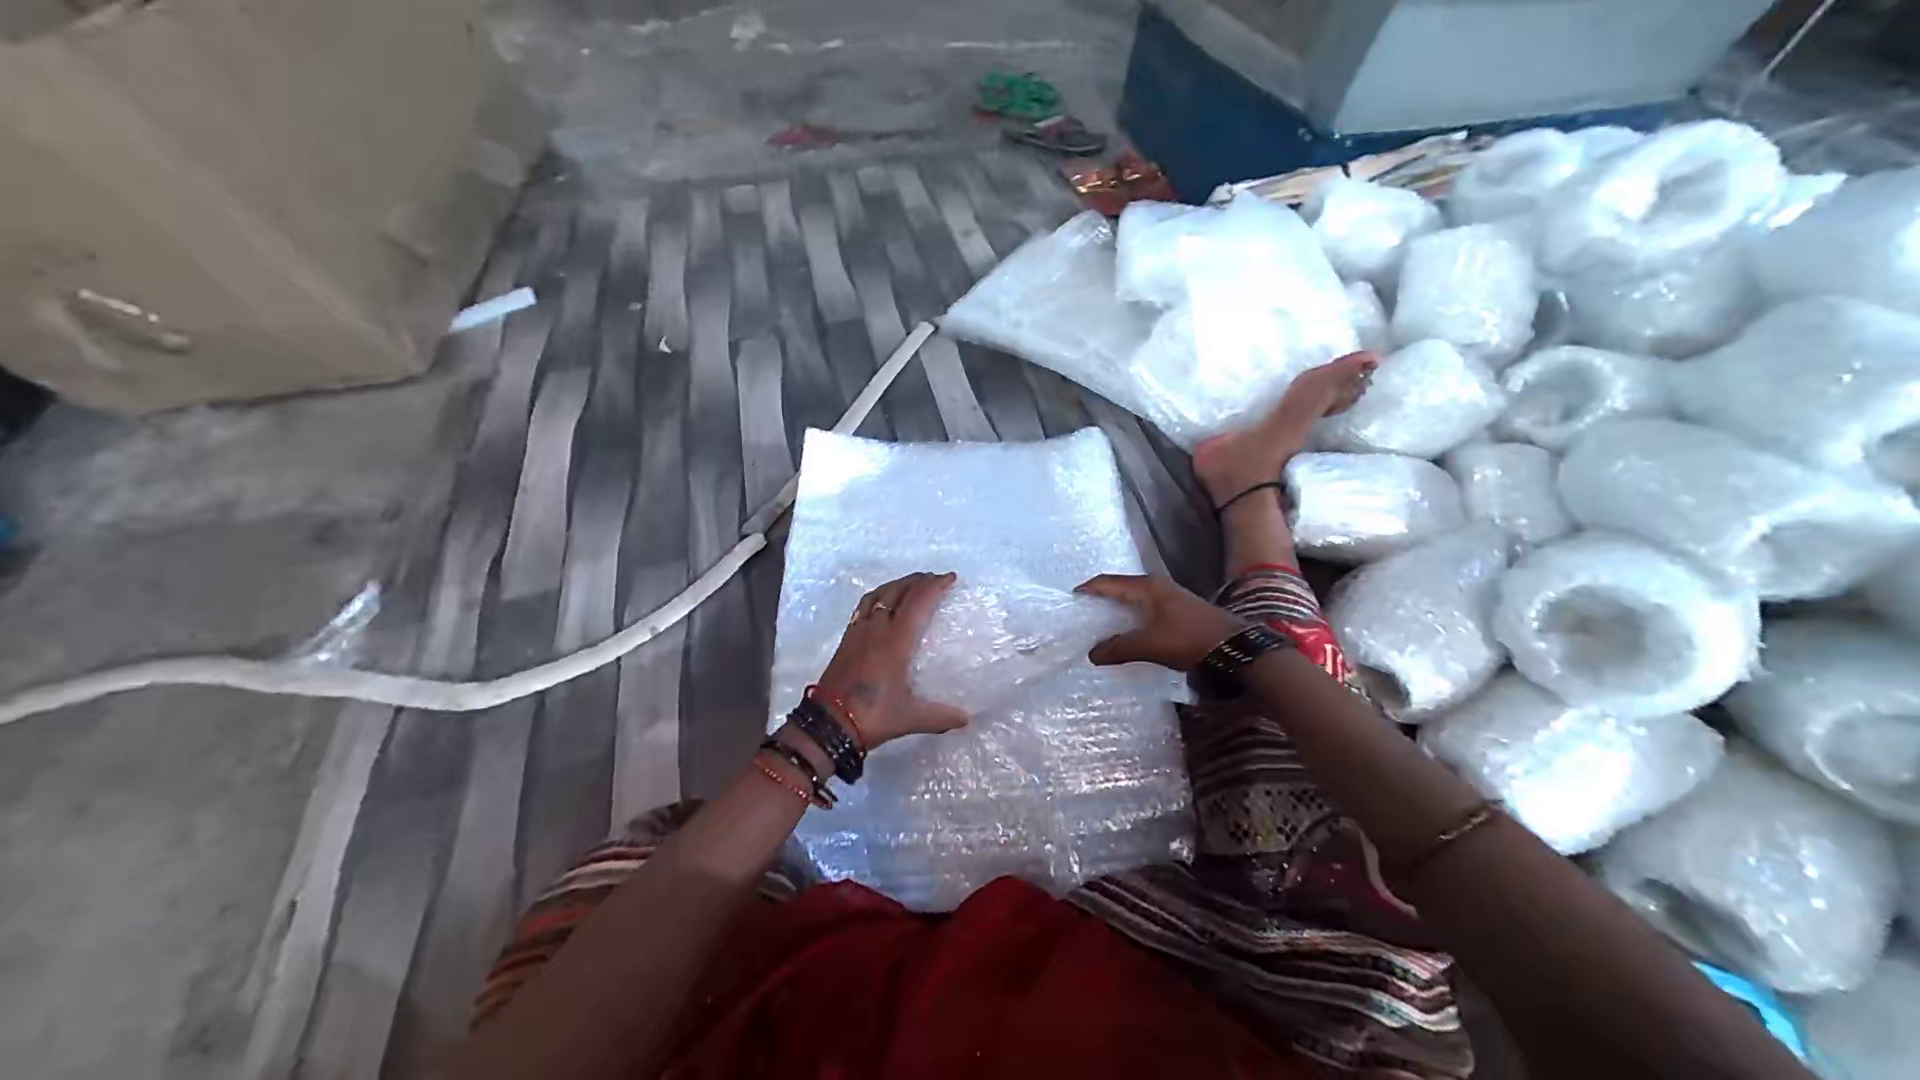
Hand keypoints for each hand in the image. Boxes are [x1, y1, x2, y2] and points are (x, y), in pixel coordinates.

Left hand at [814, 572, 969, 747]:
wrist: (828, 722)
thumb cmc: (872, 715)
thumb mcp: (909, 718)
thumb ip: (939, 716)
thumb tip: (965, 719)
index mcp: (896, 641)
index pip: (918, 602)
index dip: (934, 586)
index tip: (950, 578)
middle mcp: (877, 629)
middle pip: (898, 591)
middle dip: (918, 580)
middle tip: (935, 578)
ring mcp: (858, 631)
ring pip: (879, 594)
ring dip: (897, 584)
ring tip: (911, 584)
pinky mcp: (847, 638)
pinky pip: (864, 606)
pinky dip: (879, 595)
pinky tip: (882, 601)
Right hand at [1075, 574, 1249, 670]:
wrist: (1235, 648)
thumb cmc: (1190, 639)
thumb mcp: (1150, 645)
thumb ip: (1119, 648)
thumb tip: (1092, 654)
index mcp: (1146, 587)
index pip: (1107, 582)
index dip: (1087, 590)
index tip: (1069, 602)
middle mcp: (1155, 587)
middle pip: (1118, 589)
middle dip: (1098, 601)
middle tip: (1079, 617)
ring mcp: (1167, 598)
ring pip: (1131, 601)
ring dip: (1114, 612)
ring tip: (1096, 629)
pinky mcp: (1176, 612)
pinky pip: (1142, 611)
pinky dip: (1128, 620)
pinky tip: (1124, 636)